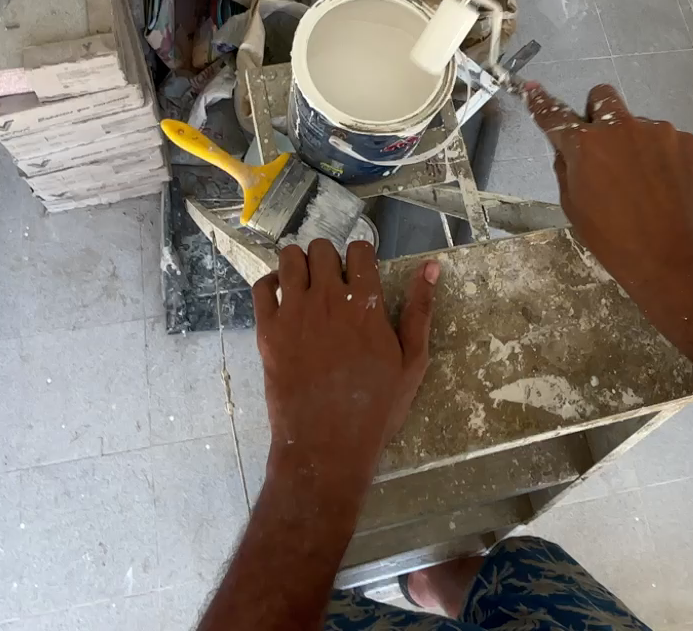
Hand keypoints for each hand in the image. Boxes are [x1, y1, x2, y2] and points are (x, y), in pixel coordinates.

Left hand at [252, 239, 437, 491]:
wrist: (326, 445)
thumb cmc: (376, 407)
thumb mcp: (411, 361)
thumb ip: (420, 310)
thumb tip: (431, 266)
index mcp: (364, 303)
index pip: (359, 249)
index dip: (361, 256)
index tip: (360, 273)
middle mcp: (326, 298)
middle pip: (321, 248)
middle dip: (328, 258)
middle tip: (331, 282)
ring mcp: (294, 312)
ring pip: (289, 258)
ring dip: (299, 264)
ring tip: (305, 285)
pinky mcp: (268, 329)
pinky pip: (261, 287)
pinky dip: (270, 285)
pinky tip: (281, 299)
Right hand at [526, 81, 692, 303]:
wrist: (672, 258)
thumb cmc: (612, 238)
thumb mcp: (573, 205)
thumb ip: (567, 168)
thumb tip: (569, 149)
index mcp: (585, 145)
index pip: (555, 116)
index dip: (541, 104)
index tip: (533, 90)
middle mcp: (621, 128)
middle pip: (603, 97)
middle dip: (599, 113)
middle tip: (605, 145)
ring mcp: (659, 131)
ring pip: (639, 126)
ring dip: (636, 144)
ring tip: (645, 184)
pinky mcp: (689, 142)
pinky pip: (669, 142)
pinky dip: (665, 158)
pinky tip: (667, 187)